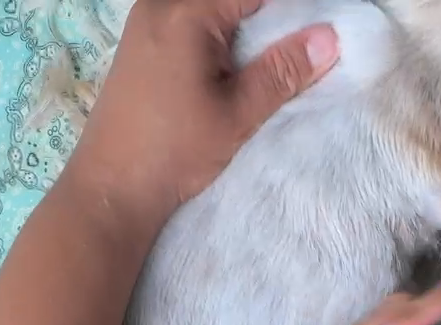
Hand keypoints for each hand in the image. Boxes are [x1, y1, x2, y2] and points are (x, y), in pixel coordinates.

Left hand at [65, 0, 338, 225]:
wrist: (111, 190)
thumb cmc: (173, 153)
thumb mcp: (235, 116)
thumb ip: (281, 74)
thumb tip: (329, 38)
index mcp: (186, 11)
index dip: (290, 11)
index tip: (316, 30)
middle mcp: (160, 4)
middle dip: (263, 18)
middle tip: (293, 50)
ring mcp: (143, 23)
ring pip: (206, 9)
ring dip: (240, 27)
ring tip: (266, 61)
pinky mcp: (137, 47)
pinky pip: (186, 22)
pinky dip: (215, 34)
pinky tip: (229, 66)